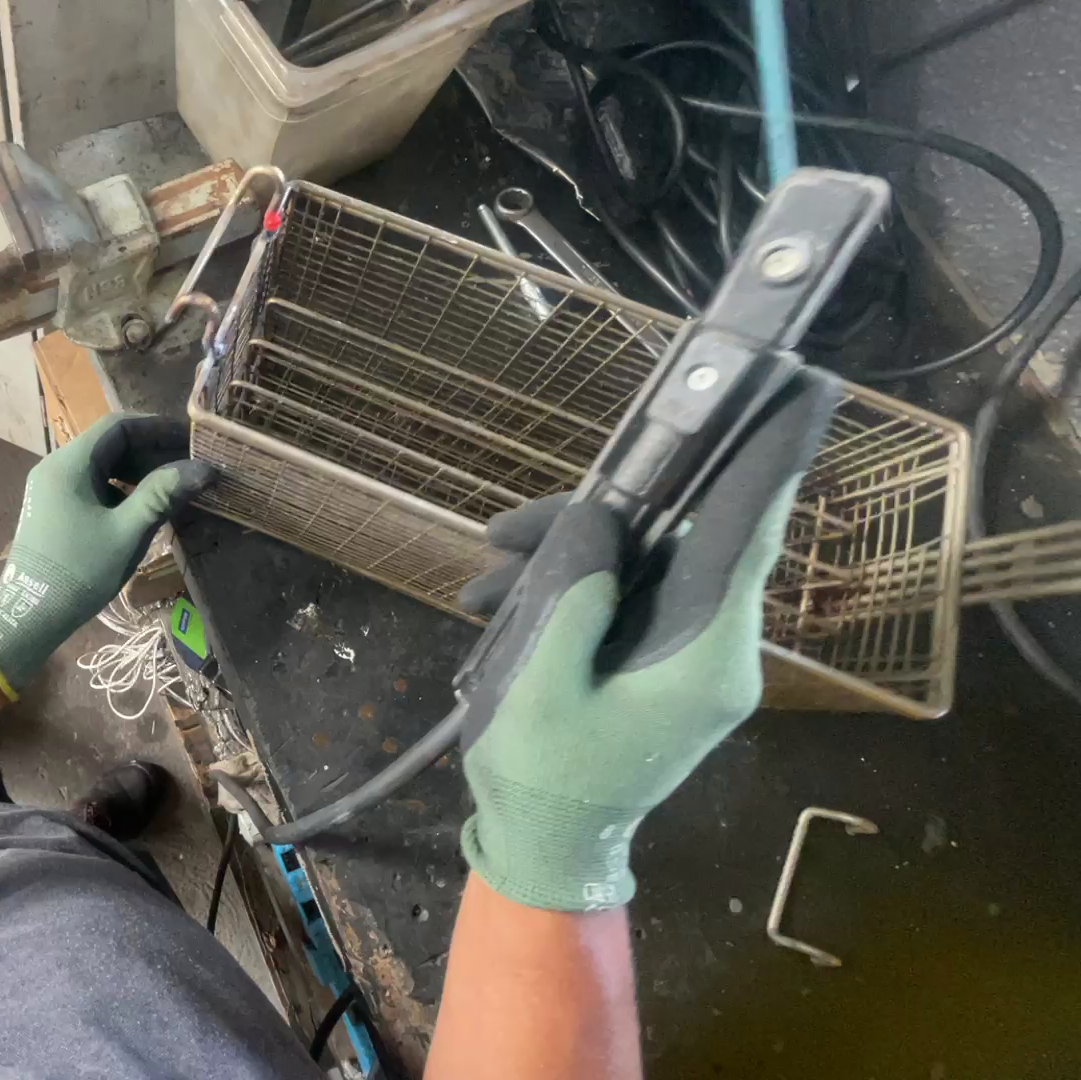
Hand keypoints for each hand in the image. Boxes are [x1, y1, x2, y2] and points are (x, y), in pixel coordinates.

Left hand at [0, 413, 214, 696]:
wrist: (30, 616)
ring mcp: (52, 489)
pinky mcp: (55, 509)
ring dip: (139, 472)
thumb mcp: (127, 532)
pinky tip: (146, 508)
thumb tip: (204, 468)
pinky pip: (93, 487)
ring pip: (103, 466)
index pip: (118, 426)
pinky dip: (122, 490)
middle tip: (190, 465)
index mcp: (69, 464)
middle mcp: (56, 467)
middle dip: (152, 452)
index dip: (158, 428)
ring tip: (175, 487)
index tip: (191, 439)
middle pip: (110, 444)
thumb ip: (162, 495)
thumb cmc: (79, 572)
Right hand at [453, 370, 840, 911]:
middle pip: (666, 549)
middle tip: (499, 532)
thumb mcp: (540, 683)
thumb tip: (595, 524)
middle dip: (583, 528)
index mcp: (699, 659)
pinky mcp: (649, 662)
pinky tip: (497, 606)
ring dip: (556, 565)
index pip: (740, 547)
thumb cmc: (540, 772)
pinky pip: (614, 602)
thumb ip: (573, 598)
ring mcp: (678, 656)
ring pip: (631, 572)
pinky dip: (560, 594)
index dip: (758, 472)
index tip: (784, 404)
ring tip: (478, 588)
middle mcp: (707, 650)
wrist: (543, 838)